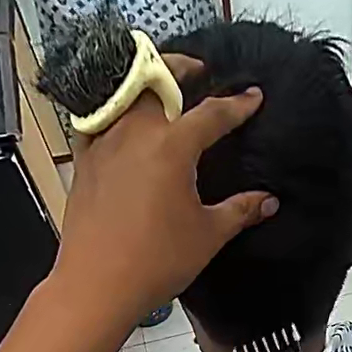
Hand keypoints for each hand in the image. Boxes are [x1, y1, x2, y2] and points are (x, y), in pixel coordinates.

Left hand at [50, 56, 276, 317]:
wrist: (99, 283)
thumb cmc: (158, 260)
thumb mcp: (209, 235)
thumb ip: (240, 210)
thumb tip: (269, 201)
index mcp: (171, 147)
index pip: (212, 115)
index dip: (237, 105)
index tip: (254, 96)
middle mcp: (134, 134)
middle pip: (156, 82)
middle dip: (180, 68)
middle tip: (198, 68)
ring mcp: (103, 143)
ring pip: (123, 94)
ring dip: (145, 84)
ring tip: (162, 89)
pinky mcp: (83, 161)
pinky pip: (96, 120)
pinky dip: (112, 110)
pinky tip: (121, 123)